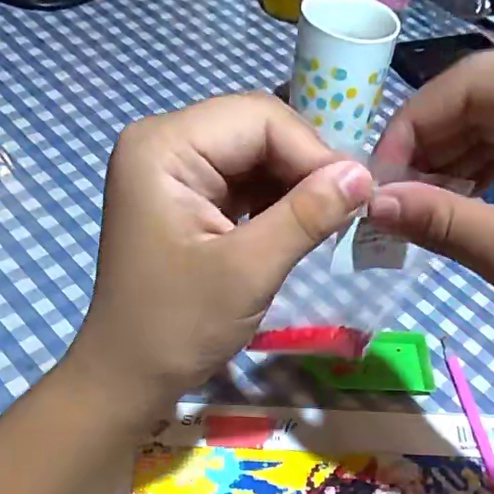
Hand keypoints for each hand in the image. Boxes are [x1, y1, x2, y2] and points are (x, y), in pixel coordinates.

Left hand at [65, 94, 373, 410]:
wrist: (129, 375)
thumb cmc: (178, 327)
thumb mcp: (247, 271)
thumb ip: (305, 216)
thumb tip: (364, 175)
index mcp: (163, 147)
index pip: (258, 118)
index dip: (313, 150)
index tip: (358, 193)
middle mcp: (163, 144)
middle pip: (255, 130)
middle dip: (305, 166)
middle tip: (350, 206)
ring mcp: (172, 172)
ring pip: (253, 156)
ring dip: (294, 185)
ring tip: (331, 218)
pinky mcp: (184, 200)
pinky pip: (241, 184)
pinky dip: (275, 202)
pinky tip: (301, 225)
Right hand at [369, 38, 493, 370]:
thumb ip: (443, 222)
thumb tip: (372, 203)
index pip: (470, 82)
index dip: (409, 131)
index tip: (373, 188)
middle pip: (482, 95)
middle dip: (429, 150)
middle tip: (389, 205)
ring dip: (451, 164)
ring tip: (416, 212)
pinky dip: (483, 172)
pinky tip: (455, 206)